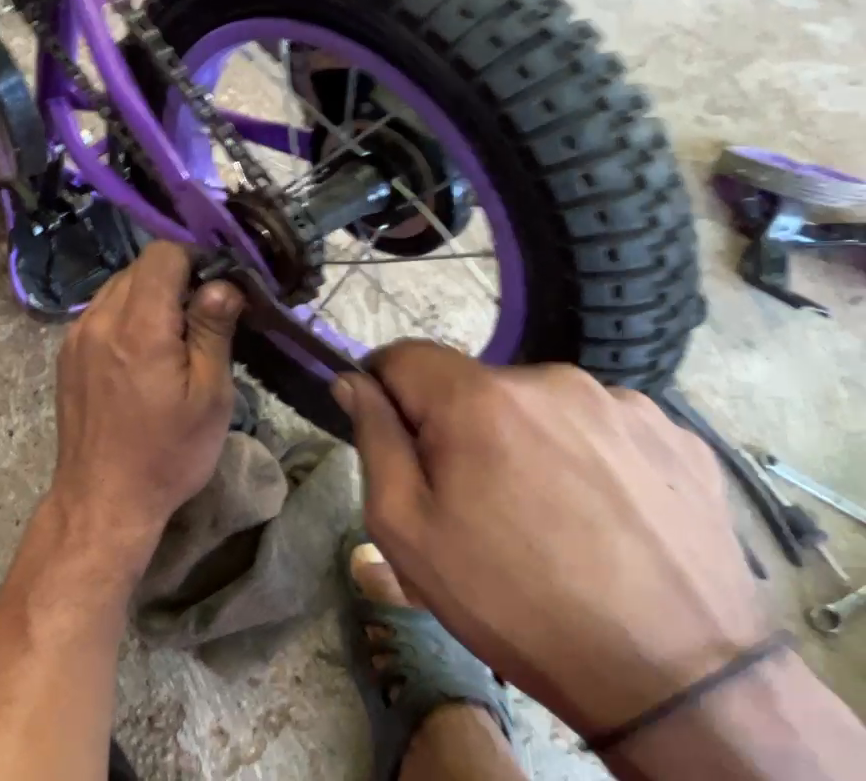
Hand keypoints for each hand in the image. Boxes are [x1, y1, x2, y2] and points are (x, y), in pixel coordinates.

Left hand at [50, 242, 243, 562]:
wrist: (102, 495)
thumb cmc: (167, 453)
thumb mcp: (210, 396)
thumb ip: (213, 331)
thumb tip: (222, 283)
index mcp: (137, 325)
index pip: (161, 255)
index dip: (194, 261)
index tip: (217, 290)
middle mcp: (98, 319)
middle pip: (137, 269)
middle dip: (173, 281)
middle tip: (202, 320)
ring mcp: (76, 336)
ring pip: (115, 290)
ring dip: (146, 300)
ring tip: (173, 341)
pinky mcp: (66, 354)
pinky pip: (98, 315)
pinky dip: (123, 319)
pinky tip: (141, 356)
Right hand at [338, 343, 770, 737]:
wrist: (674, 680)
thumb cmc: (509, 600)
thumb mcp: (403, 526)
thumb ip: (373, 438)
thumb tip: (354, 382)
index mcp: (480, 399)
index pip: (404, 356)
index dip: (385, 392)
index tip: (395, 443)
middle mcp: (555, 383)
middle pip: (474, 386)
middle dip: (458, 427)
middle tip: (470, 501)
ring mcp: (628, 409)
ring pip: (540, 407)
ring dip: (524, 441)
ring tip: (542, 514)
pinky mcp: (682, 442)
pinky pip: (602, 430)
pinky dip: (586, 458)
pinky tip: (598, 517)